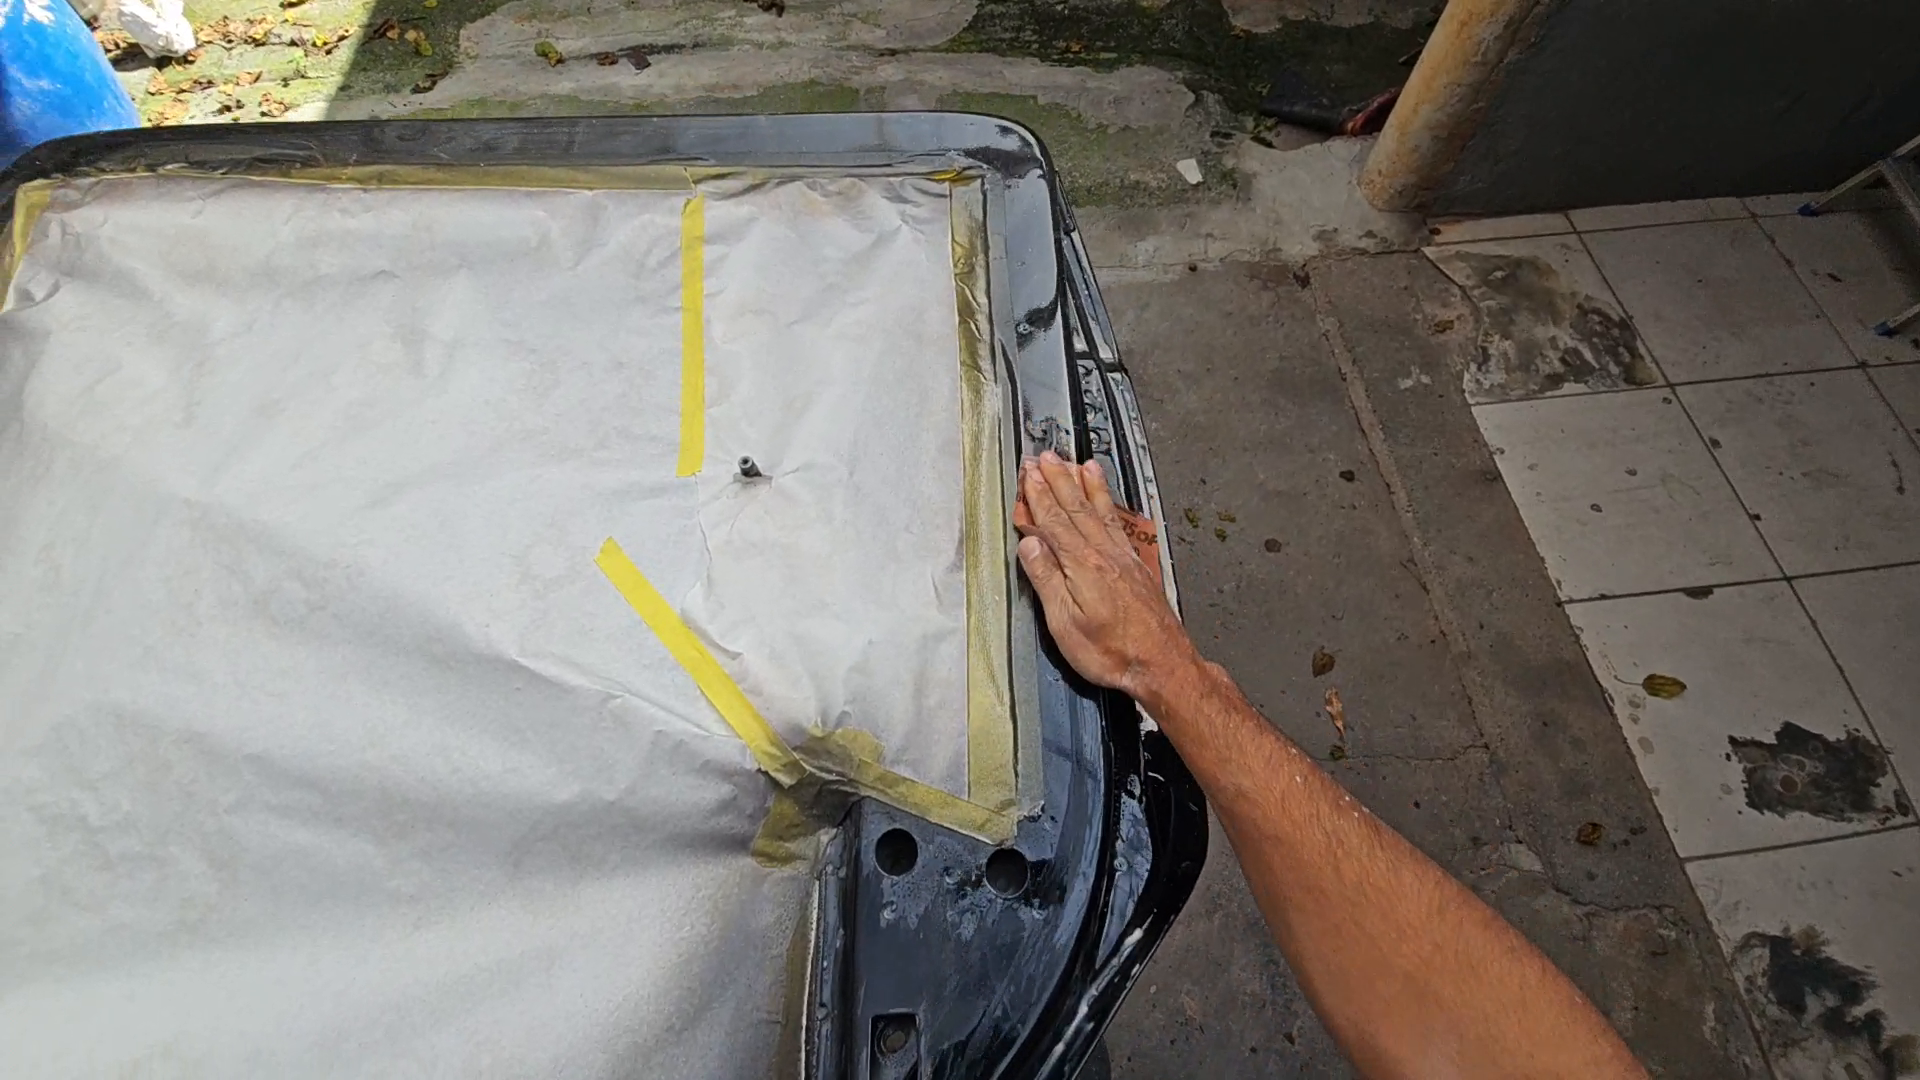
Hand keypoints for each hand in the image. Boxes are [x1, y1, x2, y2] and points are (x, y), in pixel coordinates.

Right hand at [1014, 451, 1198, 697]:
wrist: (1161, 663)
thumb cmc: (1110, 651)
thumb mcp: (1065, 623)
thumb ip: (1047, 580)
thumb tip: (1029, 544)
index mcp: (1082, 565)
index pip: (1053, 522)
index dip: (1039, 496)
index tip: (1028, 473)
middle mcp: (1103, 553)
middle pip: (1075, 509)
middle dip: (1058, 481)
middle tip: (1045, 457)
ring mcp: (1122, 557)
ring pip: (1099, 511)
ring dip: (1085, 486)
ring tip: (1078, 463)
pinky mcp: (1135, 566)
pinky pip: (1118, 524)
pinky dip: (1109, 505)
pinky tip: (1106, 497)